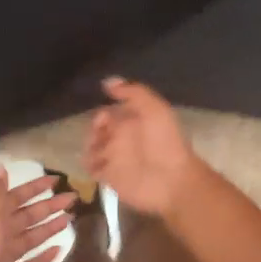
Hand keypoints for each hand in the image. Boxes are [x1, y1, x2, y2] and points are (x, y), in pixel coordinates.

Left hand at [0, 167, 74, 261]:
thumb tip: (0, 165)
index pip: (18, 197)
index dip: (36, 187)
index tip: (57, 179)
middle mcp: (0, 235)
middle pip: (29, 216)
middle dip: (50, 206)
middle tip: (74, 198)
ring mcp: (6, 258)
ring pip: (32, 238)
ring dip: (50, 227)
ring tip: (71, 218)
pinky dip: (44, 257)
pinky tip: (59, 249)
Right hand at [85, 78, 204, 215]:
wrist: (172, 180)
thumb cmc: (164, 142)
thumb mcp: (155, 109)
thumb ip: (133, 93)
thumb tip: (108, 82)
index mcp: (132, 120)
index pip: (108, 113)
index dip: (101, 115)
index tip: (102, 122)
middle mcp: (122, 137)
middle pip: (97, 130)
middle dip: (92, 132)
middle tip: (97, 140)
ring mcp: (115, 157)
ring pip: (92, 148)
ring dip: (88, 148)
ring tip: (96, 154)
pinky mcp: (111, 177)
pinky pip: (92, 169)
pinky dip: (89, 166)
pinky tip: (95, 166)